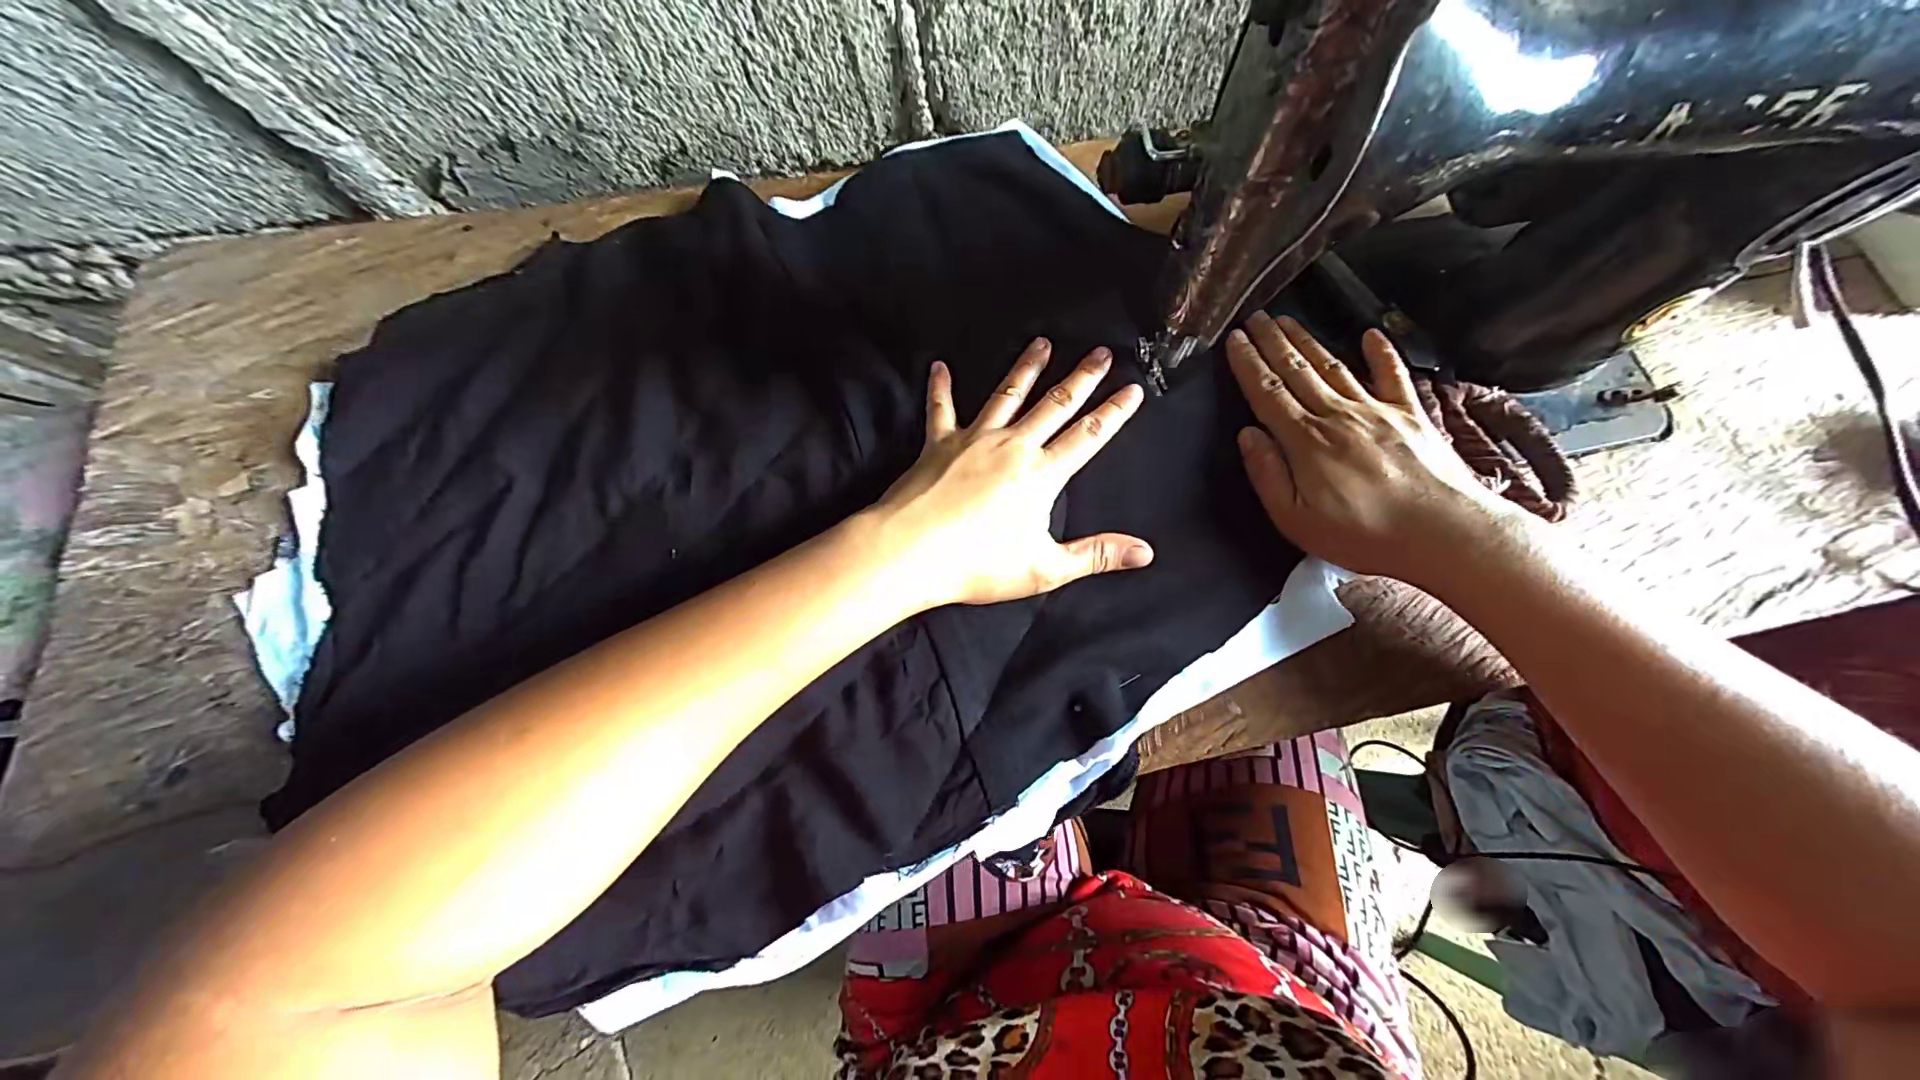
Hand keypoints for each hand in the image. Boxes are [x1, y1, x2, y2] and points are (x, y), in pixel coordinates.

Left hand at [868, 338, 1152, 607]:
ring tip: (1042, 344)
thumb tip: (1143, 553)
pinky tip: (939, 367)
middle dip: (1082, 377)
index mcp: (1041, 475)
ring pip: (1008, 394)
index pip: (1089, 435)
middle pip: (1056, 404)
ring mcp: (974, 440)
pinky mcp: (938, 444)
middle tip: (1100, 353)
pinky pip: (941, 408)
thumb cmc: (975, 564)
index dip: (1115, 412)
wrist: (910, 552)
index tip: (1132, 389)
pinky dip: (941, 387)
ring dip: (1028, 368)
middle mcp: (1011, 447)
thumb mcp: (1044, 568)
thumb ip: (1096, 555)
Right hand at [1226, 312, 1523, 586]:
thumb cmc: (1362, 535)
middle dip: (1272, 342)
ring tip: (1288, 320)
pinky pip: (1392, 375)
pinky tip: (1370, 334)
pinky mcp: (1411, 416)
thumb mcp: (1295, 519)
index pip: (1267, 393)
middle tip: (1254, 317)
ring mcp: (1377, 411)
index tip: (1234, 340)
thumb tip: (1247, 435)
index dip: (1248, 364)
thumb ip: (1266, 474)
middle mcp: (1338, 416)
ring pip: (1334, 366)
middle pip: (1297, 371)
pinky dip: (1381, 353)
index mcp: (1306, 441)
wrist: (1445, 534)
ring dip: (1308, 341)